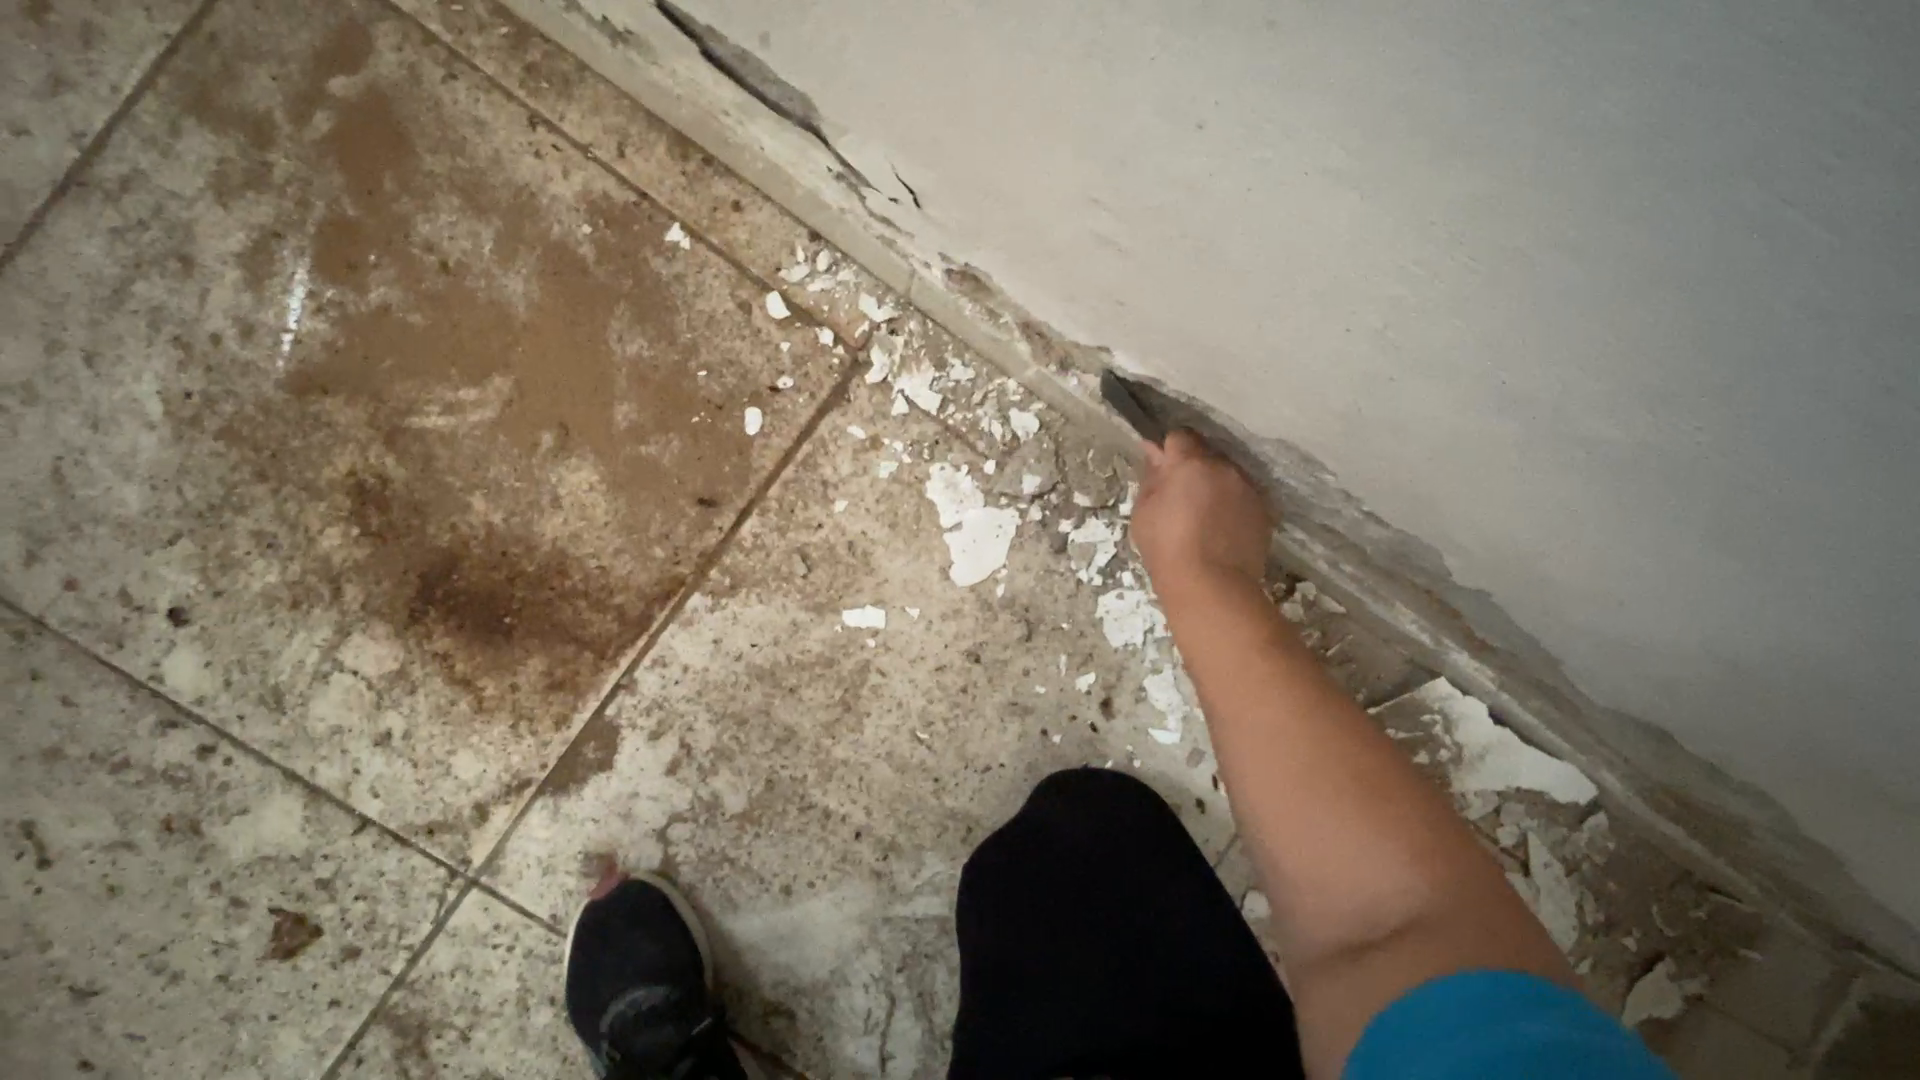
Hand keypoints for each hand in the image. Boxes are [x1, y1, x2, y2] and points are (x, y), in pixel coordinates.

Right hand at [1131, 430, 1272, 588]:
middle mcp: (1224, 468)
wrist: (1211, 586)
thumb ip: (1150, 478)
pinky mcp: (1264, 510)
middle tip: (1181, 498)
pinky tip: (1222, 530)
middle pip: (1206, 454)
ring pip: (1227, 475)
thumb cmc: (1166, 549)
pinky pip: (1244, 496)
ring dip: (1215, 485)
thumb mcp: (1143, 513)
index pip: (1179, 436)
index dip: (1169, 451)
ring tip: (1205, 517)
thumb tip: (1153, 453)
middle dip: (1193, 468)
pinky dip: (1232, 505)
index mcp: (1190, 464)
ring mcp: (1248, 488)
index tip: (1162, 471)